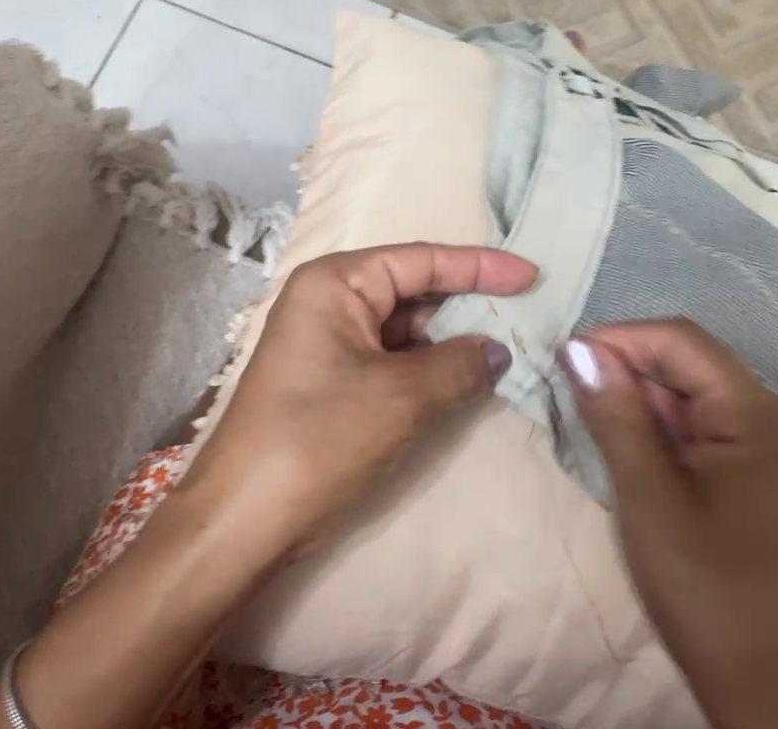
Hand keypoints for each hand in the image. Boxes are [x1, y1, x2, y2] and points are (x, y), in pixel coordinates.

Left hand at [179, 243, 535, 558]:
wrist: (245, 518)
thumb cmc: (320, 438)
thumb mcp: (403, 397)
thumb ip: (461, 364)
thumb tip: (499, 349)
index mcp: (336, 283)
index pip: (420, 259)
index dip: (480, 265)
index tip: (532, 275)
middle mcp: (328, 301)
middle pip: (412, 289)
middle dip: (467, 304)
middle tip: (527, 316)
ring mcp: (328, 343)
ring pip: (404, 328)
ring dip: (451, 340)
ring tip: (508, 348)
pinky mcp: (332, 381)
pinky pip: (391, 359)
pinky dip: (429, 367)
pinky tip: (467, 379)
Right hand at [563, 321, 777, 728]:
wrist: (759, 680)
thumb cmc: (702, 585)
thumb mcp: (646, 493)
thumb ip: (614, 413)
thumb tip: (577, 348)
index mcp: (755, 413)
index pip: (680, 341)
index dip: (619, 337)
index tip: (563, 357)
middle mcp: (769, 417)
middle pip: (687, 362)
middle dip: (626, 366)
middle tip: (569, 390)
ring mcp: (764, 447)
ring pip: (688, 394)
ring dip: (638, 397)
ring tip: (590, 418)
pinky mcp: (751, 473)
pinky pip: (697, 426)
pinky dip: (656, 427)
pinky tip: (625, 445)